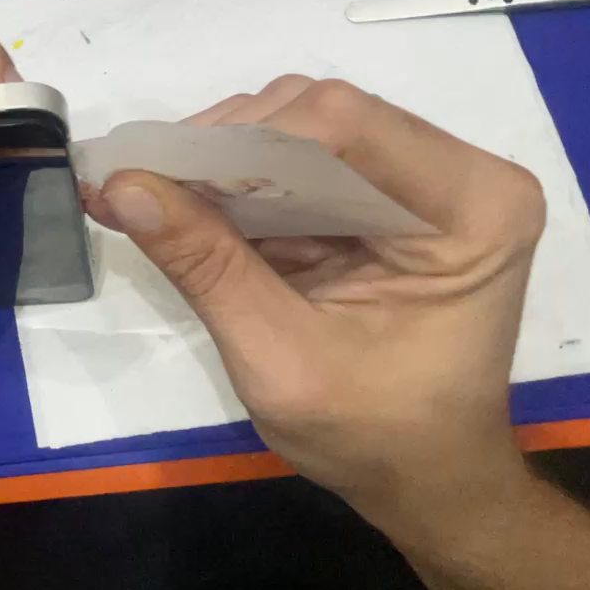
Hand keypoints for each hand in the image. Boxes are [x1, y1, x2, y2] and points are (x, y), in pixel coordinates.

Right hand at [84, 75, 542, 537]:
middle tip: (148, 190)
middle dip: (223, 147)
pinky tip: (188, 205)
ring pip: (296, 122)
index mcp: (470, 209)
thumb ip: (206, 267)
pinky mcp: (376, 192)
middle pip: (316, 113)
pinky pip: (292, 154)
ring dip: (220, 156)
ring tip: (160, 198)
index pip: (345, 125)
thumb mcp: (278, 360)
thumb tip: (119, 184)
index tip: (163, 181)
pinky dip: (232, 175)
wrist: (421, 476)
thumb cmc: (372, 435)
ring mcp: (415, 177)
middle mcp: (453, 172)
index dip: (245, 140)